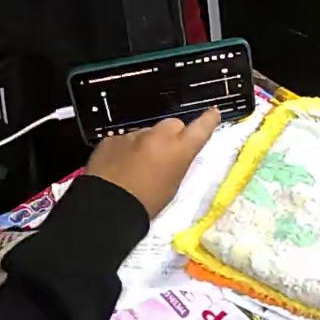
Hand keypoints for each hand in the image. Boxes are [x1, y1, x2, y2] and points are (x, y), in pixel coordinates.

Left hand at [84, 108, 221, 216]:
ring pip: (147, 133)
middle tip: (166, 153)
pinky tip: (119, 166)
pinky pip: (124, 140)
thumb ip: (178, 161)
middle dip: (173, 134)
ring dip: (147, 144)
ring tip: (137, 166)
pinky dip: (125, 150)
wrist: (106, 207)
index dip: (208, 120)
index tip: (213, 113)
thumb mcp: (173, 184)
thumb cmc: (147, 204)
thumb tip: (177, 152)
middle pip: (172, 124)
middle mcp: (158, 136)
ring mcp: (133, 136)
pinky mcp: (111, 140)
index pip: (201, 127)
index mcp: (179, 149)